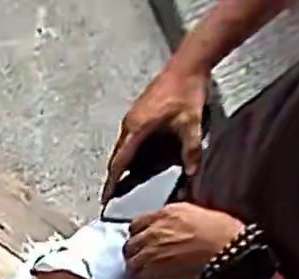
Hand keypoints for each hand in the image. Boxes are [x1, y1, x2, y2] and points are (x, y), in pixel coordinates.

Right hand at [101, 67, 207, 203]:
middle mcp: (129, 124)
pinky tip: (135, 154)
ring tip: (123, 177)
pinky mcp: (137, 110)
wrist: (189, 60)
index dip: (112, 182)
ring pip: (121, 147)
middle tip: (113, 192)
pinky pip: (126, 136)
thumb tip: (192, 171)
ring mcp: (132, 116)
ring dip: (120, 163)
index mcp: (137, 130)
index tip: (106, 198)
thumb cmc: (187, 89)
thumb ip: (191, 148)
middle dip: (114, 176)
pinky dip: (127, 150)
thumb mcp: (192, 121)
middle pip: (116, 157)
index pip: (119, 163)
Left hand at [122, 203, 244, 278]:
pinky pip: (139, 275)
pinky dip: (145, 277)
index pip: (136, 224)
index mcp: (164, 214)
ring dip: (138, 265)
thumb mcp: (193, 212)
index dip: (139, 233)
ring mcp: (150, 252)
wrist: (226, 248)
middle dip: (136, 251)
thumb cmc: (218, 230)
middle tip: (144, 256)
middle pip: (130, 244)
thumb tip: (162, 225)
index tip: (144, 239)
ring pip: (131, 261)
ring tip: (149, 268)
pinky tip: (155, 275)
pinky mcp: (152, 270)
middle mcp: (153, 232)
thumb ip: (172, 218)